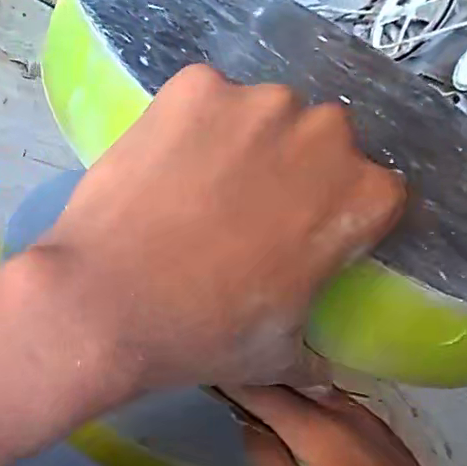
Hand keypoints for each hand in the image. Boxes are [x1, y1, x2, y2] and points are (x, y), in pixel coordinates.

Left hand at [31, 65, 404, 389]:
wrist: (102, 302)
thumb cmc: (199, 334)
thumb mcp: (274, 356)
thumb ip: (312, 356)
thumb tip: (325, 378)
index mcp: (363, 195)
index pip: (362, 189)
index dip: (321, 210)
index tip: (285, 229)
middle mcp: (325, 133)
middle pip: (312, 141)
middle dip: (281, 170)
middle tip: (230, 207)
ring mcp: (255, 102)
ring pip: (255, 114)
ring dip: (232, 141)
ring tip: (185, 187)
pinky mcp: (192, 87)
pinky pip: (199, 98)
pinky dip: (183, 122)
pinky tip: (156, 162)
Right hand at [230, 385, 466, 465]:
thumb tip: (248, 426)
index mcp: (324, 436)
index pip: (264, 392)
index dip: (232, 380)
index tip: (201, 370)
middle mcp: (349, 416)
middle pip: (289, 381)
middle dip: (253, 376)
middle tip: (214, 378)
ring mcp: (372, 423)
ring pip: (312, 388)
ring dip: (278, 386)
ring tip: (243, 391)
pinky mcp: (386, 436)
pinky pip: (333, 402)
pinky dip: (304, 398)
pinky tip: (288, 412)